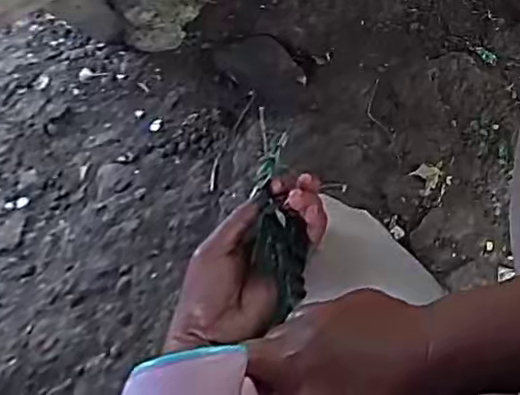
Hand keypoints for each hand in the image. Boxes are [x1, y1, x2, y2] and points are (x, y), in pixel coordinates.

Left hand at [162, 175, 329, 352]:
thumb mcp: (213, 249)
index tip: (283, 182)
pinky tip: (311, 214)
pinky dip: (317, 222)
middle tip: (301, 185)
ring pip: (305, 217)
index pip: (270, 202)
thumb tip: (264, 195)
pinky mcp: (297, 265)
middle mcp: (268, 238)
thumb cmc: (203, 297)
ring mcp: (284, 251)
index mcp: (246, 232)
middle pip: (292, 205)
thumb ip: (240, 219)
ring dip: (309, 202)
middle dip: (300, 190)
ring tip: (302, 199)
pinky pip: (312, 238)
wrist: (213, 336)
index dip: (280, 189)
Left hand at [245, 289, 431, 393]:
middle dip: (255, 376)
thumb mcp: (337, 307)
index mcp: (289, 358)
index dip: (232, 359)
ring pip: (275, 394)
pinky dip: (302, 390)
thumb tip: (280, 336)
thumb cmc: (385, 325)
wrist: (419, 354)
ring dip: (277, 384)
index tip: (228, 358)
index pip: (240, 363)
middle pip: (253, 387)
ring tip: (302, 370)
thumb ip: (300, 323)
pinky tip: (316, 380)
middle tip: (263, 366)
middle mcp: (291, 392)